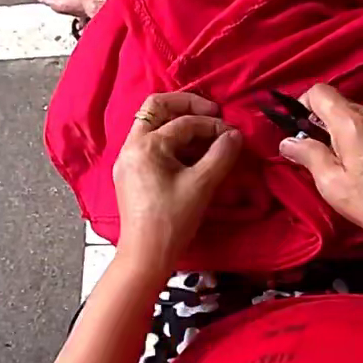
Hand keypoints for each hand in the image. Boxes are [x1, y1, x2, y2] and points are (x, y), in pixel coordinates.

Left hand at [113, 92, 242, 270]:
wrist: (146, 256)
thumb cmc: (172, 220)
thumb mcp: (202, 185)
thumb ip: (221, 155)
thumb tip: (235, 135)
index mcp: (145, 145)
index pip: (184, 122)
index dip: (213, 125)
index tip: (234, 135)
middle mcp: (130, 147)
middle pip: (157, 108)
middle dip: (187, 106)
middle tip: (213, 113)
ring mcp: (127, 161)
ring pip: (153, 126)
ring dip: (180, 125)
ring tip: (207, 137)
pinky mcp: (130, 175)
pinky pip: (151, 145)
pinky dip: (172, 143)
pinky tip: (192, 155)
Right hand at [277, 83, 362, 253]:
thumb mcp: (330, 181)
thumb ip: (307, 155)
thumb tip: (287, 141)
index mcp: (350, 120)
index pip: (319, 91)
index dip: (302, 106)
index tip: (299, 132)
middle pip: (336, 103)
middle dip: (318, 123)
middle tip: (314, 155)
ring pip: (351, 116)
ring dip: (337, 133)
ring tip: (337, 165)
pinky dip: (354, 138)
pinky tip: (358, 167)